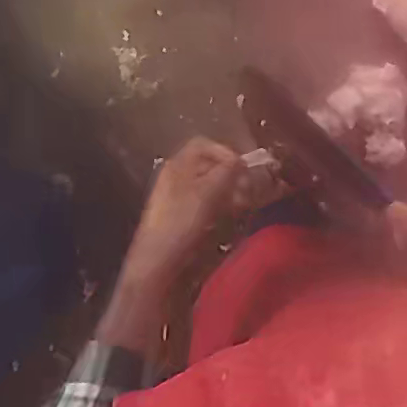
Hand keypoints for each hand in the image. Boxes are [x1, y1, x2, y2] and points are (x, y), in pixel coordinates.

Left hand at [124, 137, 243, 283]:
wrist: (158, 261)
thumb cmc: (182, 221)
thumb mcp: (209, 191)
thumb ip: (227, 171)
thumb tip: (241, 162)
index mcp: (178, 165)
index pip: (204, 144)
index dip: (226, 152)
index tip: (242, 167)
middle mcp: (176, 176)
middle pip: (209, 165)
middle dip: (232, 174)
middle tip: (248, 188)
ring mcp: (177, 197)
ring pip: (210, 185)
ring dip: (230, 190)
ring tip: (244, 203)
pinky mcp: (182, 217)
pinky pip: (206, 202)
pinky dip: (221, 205)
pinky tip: (231, 216)